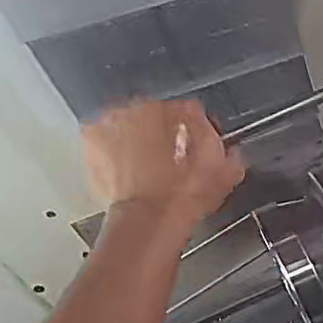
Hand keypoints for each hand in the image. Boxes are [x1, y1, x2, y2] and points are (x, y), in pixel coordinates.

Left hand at [82, 98, 244, 231]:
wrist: (151, 215)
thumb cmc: (187, 194)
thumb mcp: (225, 175)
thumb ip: (230, 155)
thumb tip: (231, 152)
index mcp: (179, 110)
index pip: (189, 112)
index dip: (195, 132)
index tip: (198, 149)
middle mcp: (144, 106)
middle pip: (155, 115)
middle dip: (163, 134)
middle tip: (172, 162)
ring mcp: (113, 119)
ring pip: (129, 124)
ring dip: (137, 140)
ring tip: (148, 170)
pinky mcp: (91, 137)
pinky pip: (105, 138)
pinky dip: (113, 150)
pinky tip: (126, 170)